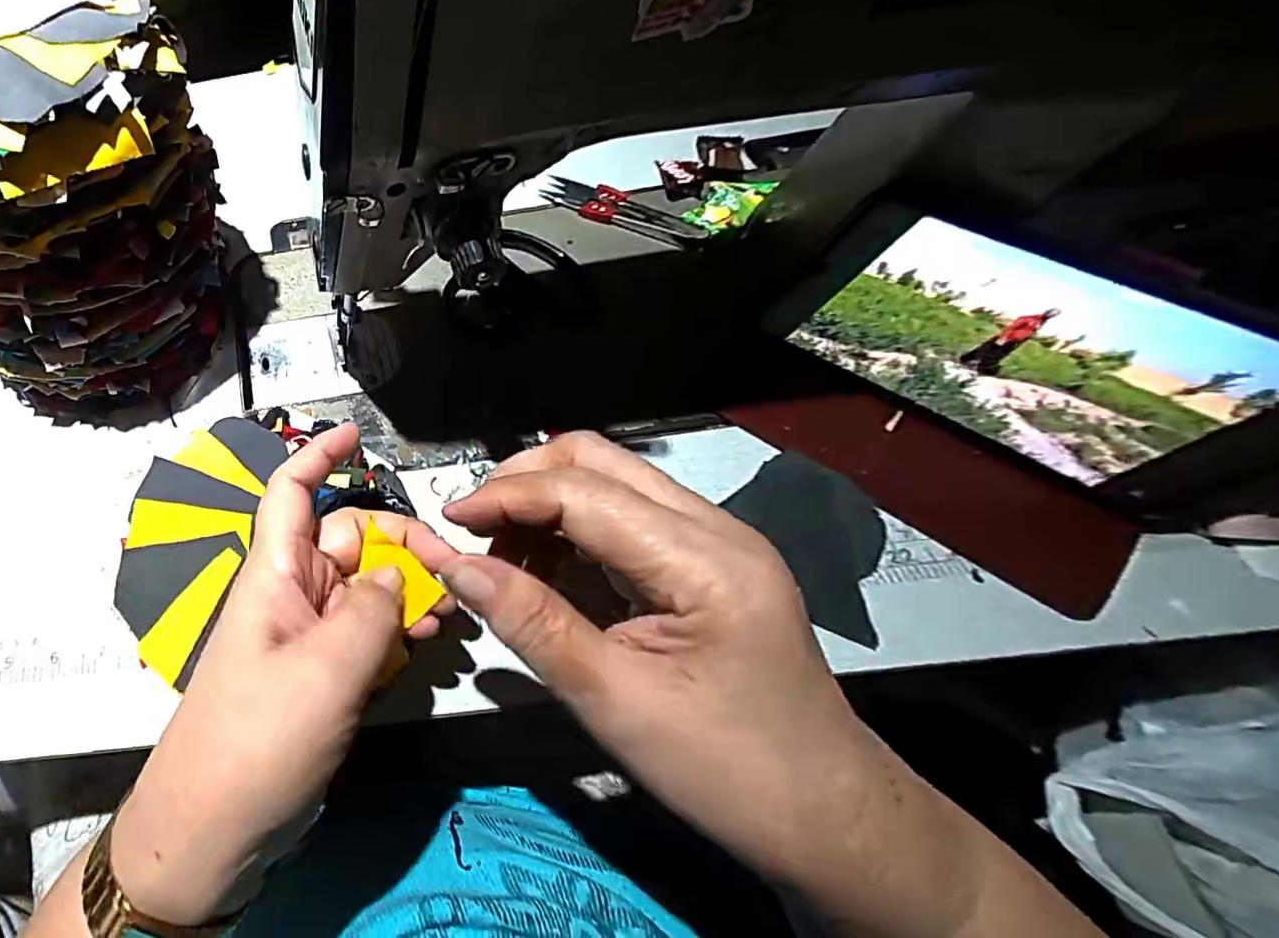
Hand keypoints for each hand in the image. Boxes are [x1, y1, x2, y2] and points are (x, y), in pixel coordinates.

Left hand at [110, 424, 457, 924]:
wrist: (214, 835)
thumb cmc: (258, 739)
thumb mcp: (326, 668)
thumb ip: (373, 609)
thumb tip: (396, 573)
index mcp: (277, 572)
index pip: (293, 492)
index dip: (318, 455)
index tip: (355, 433)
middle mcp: (295, 592)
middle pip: (354, 539)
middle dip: (403, 545)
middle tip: (453, 574)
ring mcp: (311, 634)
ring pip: (368, 587)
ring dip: (409, 589)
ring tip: (449, 612)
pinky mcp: (325, 672)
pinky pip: (369, 631)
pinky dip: (400, 629)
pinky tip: (429, 641)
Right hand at [438, 432, 1099, 937]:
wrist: (828, 817)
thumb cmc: (728, 770)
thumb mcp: (614, 701)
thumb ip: (531, 623)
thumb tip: (457, 567)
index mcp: (703, 558)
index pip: (582, 490)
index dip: (506, 496)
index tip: (450, 521)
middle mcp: (713, 527)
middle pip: (597, 459)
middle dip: (525, 482)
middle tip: (477, 530)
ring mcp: (714, 538)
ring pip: (610, 481)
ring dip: (546, 504)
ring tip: (506, 558)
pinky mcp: (705, 559)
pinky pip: (625, 517)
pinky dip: (572, 529)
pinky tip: (547, 569)